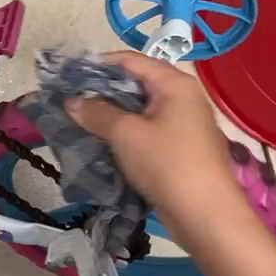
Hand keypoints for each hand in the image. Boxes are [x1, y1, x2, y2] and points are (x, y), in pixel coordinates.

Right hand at [63, 52, 241, 220]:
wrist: (206, 216)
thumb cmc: (166, 163)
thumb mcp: (124, 133)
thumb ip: (96, 112)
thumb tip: (72, 101)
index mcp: (174, 84)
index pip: (130, 60)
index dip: (97, 64)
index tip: (68, 75)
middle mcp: (183, 97)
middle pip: (136, 83)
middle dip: (102, 90)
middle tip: (71, 99)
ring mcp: (185, 124)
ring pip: (140, 109)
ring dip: (112, 113)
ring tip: (81, 120)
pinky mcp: (182, 147)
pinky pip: (148, 129)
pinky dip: (126, 131)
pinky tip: (104, 141)